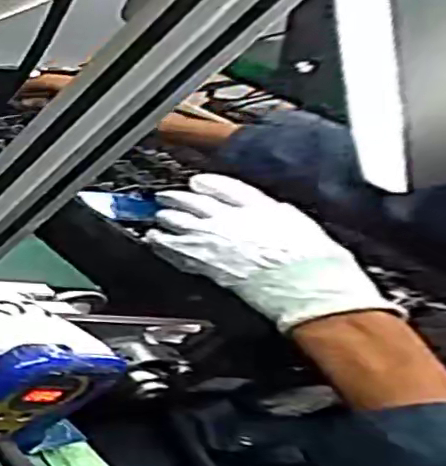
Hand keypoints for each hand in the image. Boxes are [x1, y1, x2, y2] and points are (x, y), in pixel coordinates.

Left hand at [147, 174, 399, 330]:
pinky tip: (154, 238)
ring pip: (171, 219)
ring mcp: (204, 237)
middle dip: (173, 198)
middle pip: (188, 201)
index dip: (206, 182)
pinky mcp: (191, 257)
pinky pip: (164, 244)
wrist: (300, 283)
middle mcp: (225, 218)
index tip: (197, 181)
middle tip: (165, 198)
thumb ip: (269, 212)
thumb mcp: (297, 223)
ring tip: (159, 217)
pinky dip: (156, 239)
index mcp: (258, 207)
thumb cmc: (312, 259)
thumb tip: (258, 209)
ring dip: (163, 217)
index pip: (222, 186)